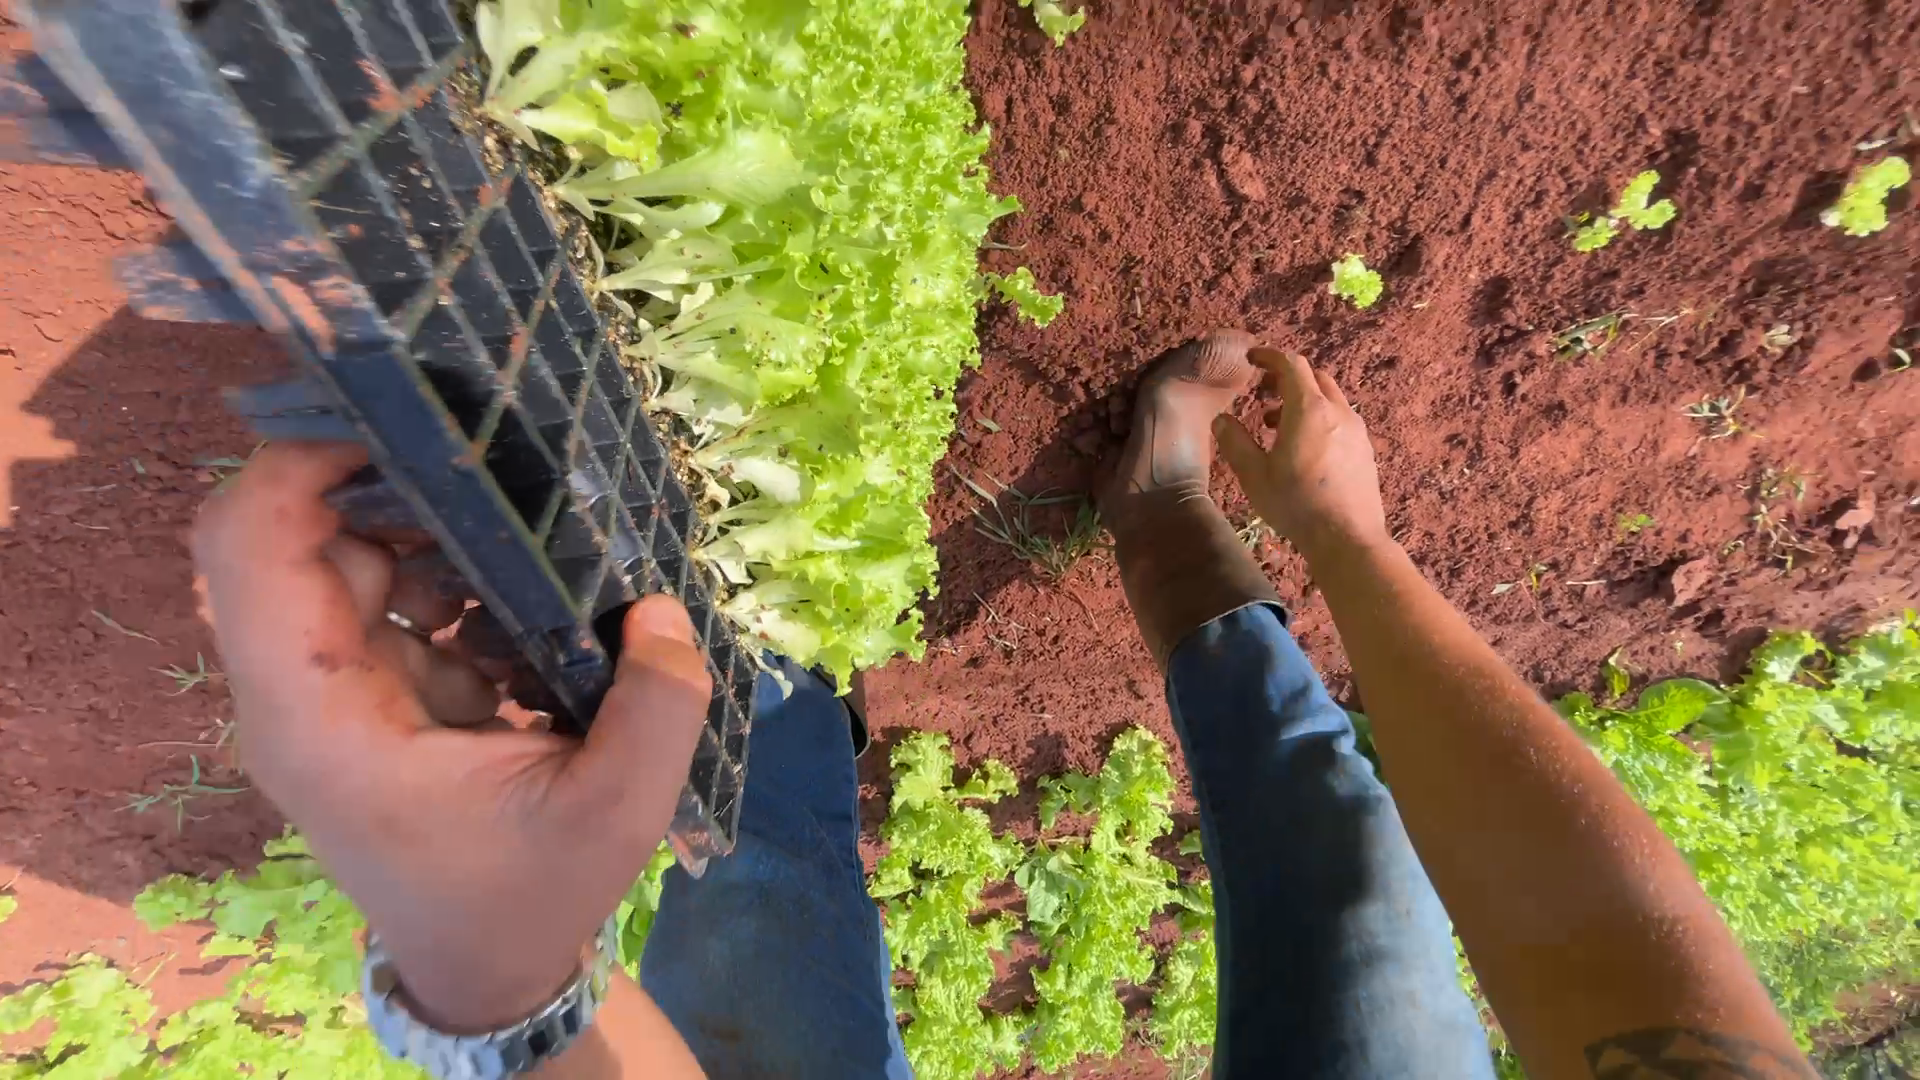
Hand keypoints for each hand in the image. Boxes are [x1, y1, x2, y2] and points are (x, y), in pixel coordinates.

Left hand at [192, 442, 709, 1031]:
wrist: (495, 962)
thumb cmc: (535, 890)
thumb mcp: (619, 807)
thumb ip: (657, 705)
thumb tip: (656, 608)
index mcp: (327, 717)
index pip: (254, 554)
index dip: (300, 468)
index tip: (405, 430)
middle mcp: (316, 693)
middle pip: (312, 542)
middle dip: (409, 495)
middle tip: (516, 481)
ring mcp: (355, 693)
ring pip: (371, 566)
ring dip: (455, 539)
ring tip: (550, 544)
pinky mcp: (398, 698)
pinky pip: (419, 605)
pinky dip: (478, 585)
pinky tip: (550, 607)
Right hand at [1213, 348, 1391, 562]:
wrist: (1347, 537)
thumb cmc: (1295, 504)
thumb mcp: (1253, 475)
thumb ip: (1235, 441)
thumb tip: (1221, 419)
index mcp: (1309, 410)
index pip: (1291, 365)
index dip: (1269, 356)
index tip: (1251, 359)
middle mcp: (1337, 411)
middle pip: (1314, 376)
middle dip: (1286, 377)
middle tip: (1261, 392)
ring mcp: (1356, 429)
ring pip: (1329, 397)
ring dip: (1301, 399)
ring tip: (1275, 423)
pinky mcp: (1364, 448)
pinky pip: (1339, 418)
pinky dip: (1317, 417)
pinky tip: (1301, 446)